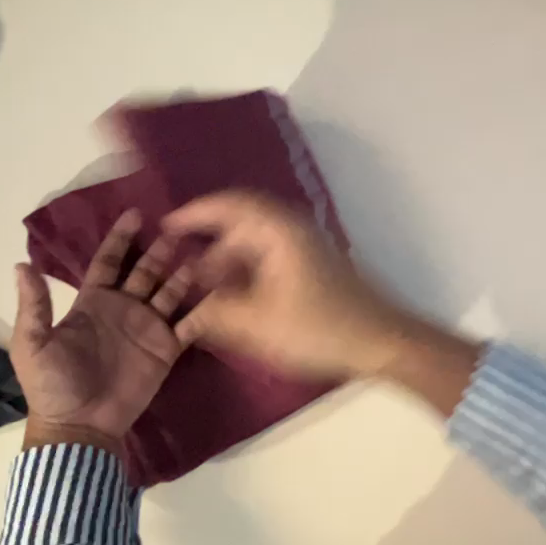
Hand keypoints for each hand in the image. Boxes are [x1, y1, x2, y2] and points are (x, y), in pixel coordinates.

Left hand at [12, 211, 195, 463]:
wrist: (80, 427)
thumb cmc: (53, 385)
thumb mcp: (32, 345)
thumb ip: (34, 306)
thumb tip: (21, 265)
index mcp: (94, 303)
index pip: (109, 261)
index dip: (120, 238)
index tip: (135, 213)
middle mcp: (125, 308)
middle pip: (146, 270)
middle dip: (160, 249)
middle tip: (178, 228)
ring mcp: (149, 327)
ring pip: (171, 291)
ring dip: (184, 272)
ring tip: (202, 254)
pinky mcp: (168, 348)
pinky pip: (190, 323)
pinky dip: (204, 308)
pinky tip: (219, 290)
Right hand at [163, 192, 418, 381]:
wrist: (380, 340)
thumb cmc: (319, 328)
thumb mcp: (257, 325)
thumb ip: (214, 314)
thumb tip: (184, 311)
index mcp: (279, 230)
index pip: (231, 204)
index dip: (195, 211)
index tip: (165, 225)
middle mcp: (293, 228)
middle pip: (241, 223)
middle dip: (208, 244)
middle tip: (178, 268)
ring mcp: (307, 245)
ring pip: (256, 242)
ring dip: (228, 260)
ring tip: (202, 289)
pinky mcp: (315, 264)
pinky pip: (270, 256)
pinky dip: (247, 270)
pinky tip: (235, 298)